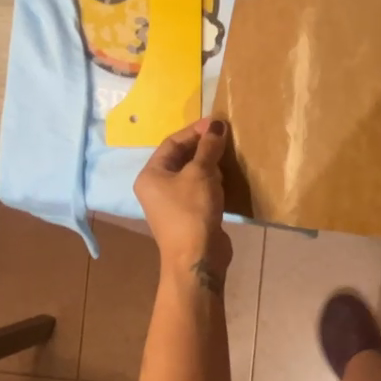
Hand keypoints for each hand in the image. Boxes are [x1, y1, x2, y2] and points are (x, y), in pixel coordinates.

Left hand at [135, 118, 232, 277]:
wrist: (197, 256)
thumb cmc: (192, 210)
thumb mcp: (201, 173)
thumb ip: (209, 147)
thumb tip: (217, 124)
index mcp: (150, 174)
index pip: (172, 143)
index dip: (195, 131)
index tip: (218, 123)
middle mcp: (156, 187)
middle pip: (180, 157)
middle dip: (203, 146)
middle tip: (226, 137)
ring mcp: (172, 203)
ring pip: (191, 174)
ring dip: (210, 163)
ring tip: (230, 154)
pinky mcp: (189, 215)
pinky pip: (200, 189)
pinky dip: (213, 181)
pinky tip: (229, 177)